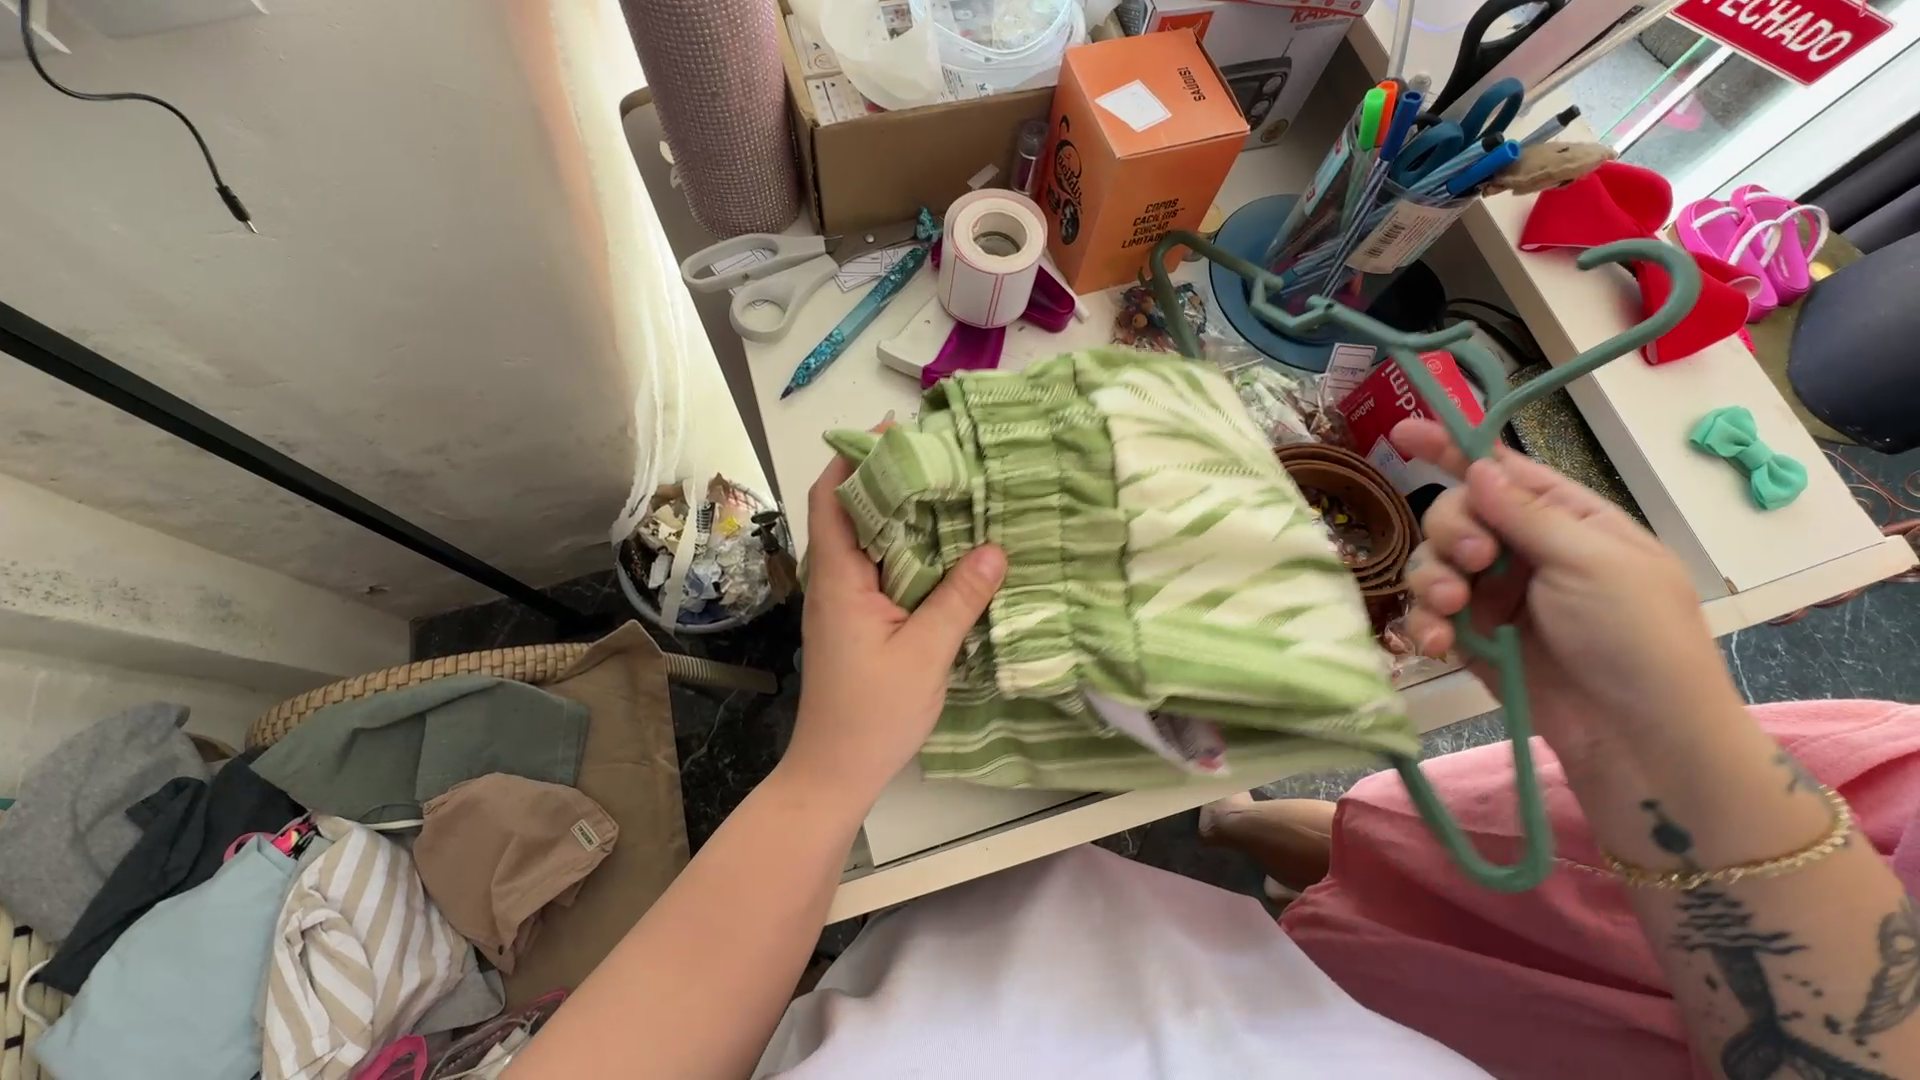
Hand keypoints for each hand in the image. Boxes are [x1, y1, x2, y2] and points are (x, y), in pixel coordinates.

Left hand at [779, 447, 1006, 809]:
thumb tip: (997, 548)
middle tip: (939, 455)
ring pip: (867, 542)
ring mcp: (843, 604)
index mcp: (839, 579)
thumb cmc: (872, 715)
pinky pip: (879, 571)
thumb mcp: (925, 655)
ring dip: (898, 515)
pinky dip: (905, 550)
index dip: (852, 458)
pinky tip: (943, 551)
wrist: (835, 772)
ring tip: (949, 491)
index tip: (892, 431)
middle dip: (886, 478)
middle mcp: (834, 582)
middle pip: (850, 512)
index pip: (830, 500)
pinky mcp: (856, 622)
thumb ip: (959, 600)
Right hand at [1392, 418, 1743, 766]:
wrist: (1633, 733)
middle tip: (1473, 559)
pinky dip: (1424, 624)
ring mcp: (1491, 595)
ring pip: (1430, 563)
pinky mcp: (1467, 636)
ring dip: (1432, 579)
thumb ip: (1528, 515)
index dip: (1451, 449)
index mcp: (1566, 520)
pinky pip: (1425, 614)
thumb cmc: (1635, 636)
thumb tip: (1477, 467)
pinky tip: (1436, 643)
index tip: (1402, 432)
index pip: (1501, 471)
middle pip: (1454, 514)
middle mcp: (1522, 550)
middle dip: (1452, 531)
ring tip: (1452, 608)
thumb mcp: (1593, 563)